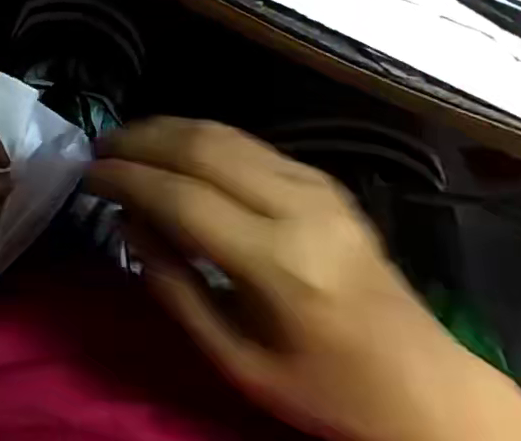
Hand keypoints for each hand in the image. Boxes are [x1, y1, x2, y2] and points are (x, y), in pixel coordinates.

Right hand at [87, 118, 520, 440]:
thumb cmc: (327, 390)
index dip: (124, 178)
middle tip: (98, 151)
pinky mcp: (322, 180)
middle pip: (198, 148)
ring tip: (123, 142)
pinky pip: (243, 140)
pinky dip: (194, 134)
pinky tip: (169, 145)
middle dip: (136, 141)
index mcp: (282, 266)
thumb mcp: (237, 363)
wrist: (433, 390)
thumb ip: (172, 287)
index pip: (181, 196)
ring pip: (218, 132)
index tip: (87, 176)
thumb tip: (126, 221)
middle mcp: (300, 211)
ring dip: (161, 129)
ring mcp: (316, 188)